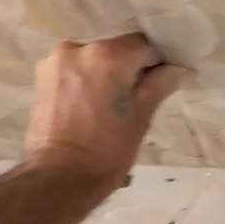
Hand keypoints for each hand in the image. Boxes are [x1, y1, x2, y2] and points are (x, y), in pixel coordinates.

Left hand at [24, 33, 187, 189]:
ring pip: (94, 60)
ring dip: (106, 75)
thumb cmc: (106, 152)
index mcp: (108, 55)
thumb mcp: (140, 118)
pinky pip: (74, 71)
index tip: (166, 80)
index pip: (145, 45)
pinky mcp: (42, 77)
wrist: (58, 178)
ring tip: (111, 106)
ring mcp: (56, 61)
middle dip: (131, 69)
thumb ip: (160, 85)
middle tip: (140, 99)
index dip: (159, 62)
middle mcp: (79, 48)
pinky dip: (86, 82)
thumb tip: (181, 70)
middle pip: (117, 51)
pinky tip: (90, 106)